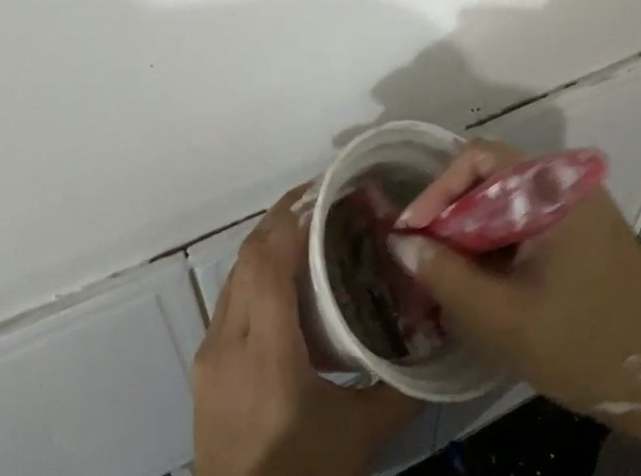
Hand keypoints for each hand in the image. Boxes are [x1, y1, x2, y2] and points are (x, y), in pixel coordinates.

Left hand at [193, 184, 421, 475]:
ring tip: (308, 236)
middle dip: (281, 222)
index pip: (267, 262)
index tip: (326, 192)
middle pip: (246, 260)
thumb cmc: (303, 475)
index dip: (291, 219)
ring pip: (233, 279)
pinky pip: (228, 305)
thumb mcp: (361, 435)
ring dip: (266, 250)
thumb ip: (402, 387)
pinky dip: (254, 280)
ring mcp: (208, 356)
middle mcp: (226, 343)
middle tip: (324, 203)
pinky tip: (285, 289)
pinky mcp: (203, 370)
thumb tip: (436, 341)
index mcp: (265, 353)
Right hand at [390, 140, 640, 416]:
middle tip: (420, 261)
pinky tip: (481, 288)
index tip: (408, 235)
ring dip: (471, 238)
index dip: (435, 191)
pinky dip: (497, 251)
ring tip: (443, 280)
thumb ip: (444, 275)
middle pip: (491, 180)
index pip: (477, 159)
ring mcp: (580, 213)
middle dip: (450, 219)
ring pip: (507, 207)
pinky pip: (527, 228)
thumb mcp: (503, 317)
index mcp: (555, 188)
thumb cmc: (587, 346)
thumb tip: (399, 242)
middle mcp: (569, 186)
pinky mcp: (585, 239)